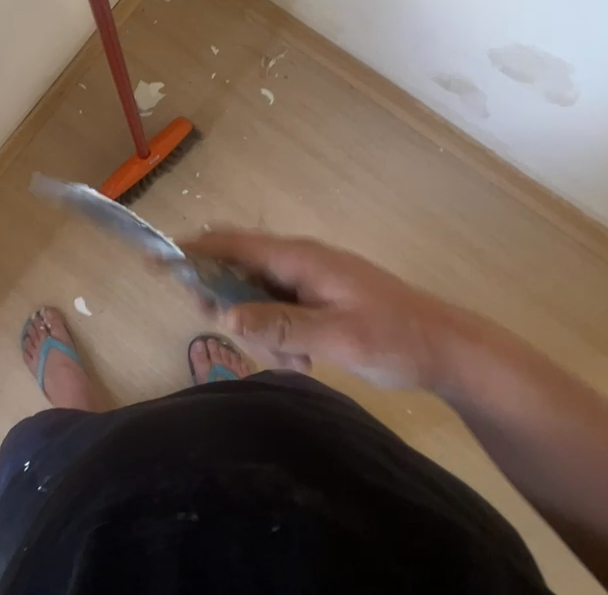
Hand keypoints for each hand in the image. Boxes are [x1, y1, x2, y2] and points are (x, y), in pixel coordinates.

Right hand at [180, 227, 478, 391]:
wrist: (449, 350)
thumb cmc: (395, 338)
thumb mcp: (336, 338)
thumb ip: (279, 325)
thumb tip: (223, 311)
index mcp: (299, 258)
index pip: (232, 244)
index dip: (192, 251)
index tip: (158, 263)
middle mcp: (298, 260)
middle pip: (237, 268)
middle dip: (226, 301)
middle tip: (228, 331)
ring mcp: (308, 279)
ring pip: (256, 294)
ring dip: (259, 328)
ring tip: (291, 362)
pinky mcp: (317, 297)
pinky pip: (278, 309)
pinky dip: (278, 334)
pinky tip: (302, 361)